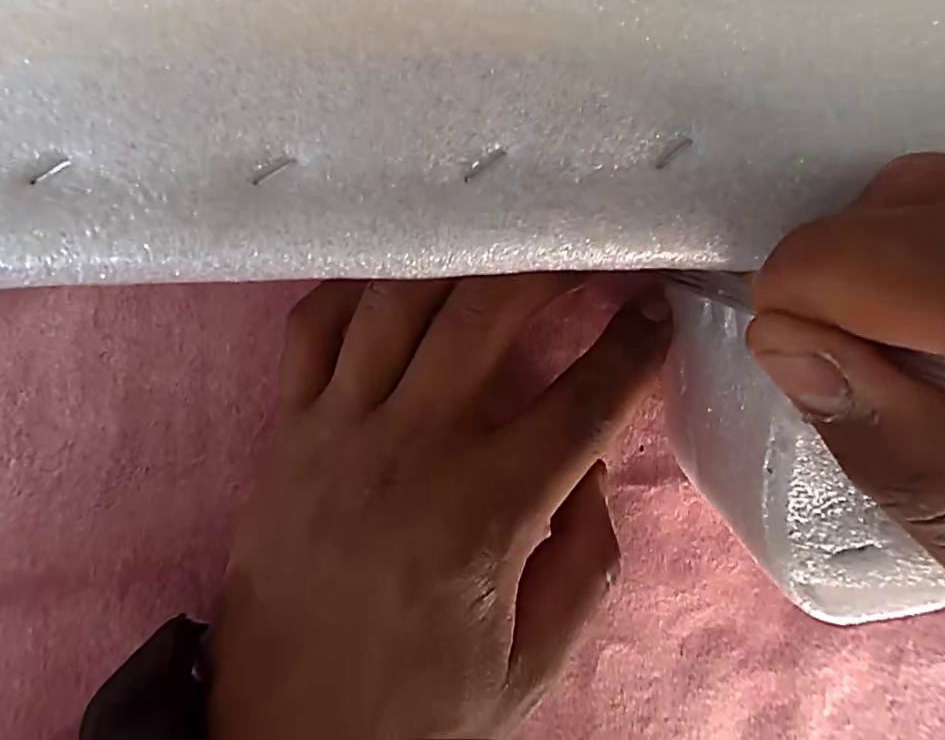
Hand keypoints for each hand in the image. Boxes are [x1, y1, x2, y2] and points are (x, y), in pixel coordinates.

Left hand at [209, 276, 670, 739]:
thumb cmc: (419, 705)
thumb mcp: (535, 658)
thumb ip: (587, 553)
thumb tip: (588, 460)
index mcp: (486, 511)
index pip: (585, 400)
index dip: (632, 345)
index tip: (656, 308)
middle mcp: (415, 449)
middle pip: (488, 315)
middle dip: (549, 268)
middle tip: (583, 254)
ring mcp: (342, 429)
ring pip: (401, 302)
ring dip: (463, 261)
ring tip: (503, 249)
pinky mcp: (289, 429)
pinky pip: (312, 328)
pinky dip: (358, 287)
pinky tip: (401, 279)